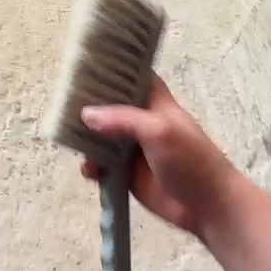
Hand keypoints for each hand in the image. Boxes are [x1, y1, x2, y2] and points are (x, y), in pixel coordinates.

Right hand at [79, 75, 240, 238]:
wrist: (207, 205)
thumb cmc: (190, 159)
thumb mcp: (159, 130)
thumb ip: (123, 119)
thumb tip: (85, 114)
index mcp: (154, 102)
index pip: (132, 77)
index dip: (112, 69)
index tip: (85, 64)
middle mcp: (140, 121)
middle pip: (109, 106)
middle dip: (89, 105)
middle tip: (63, 104)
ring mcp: (132, 148)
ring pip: (101, 137)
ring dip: (86, 139)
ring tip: (72, 142)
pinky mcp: (126, 174)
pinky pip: (102, 166)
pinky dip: (92, 166)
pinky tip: (89, 171)